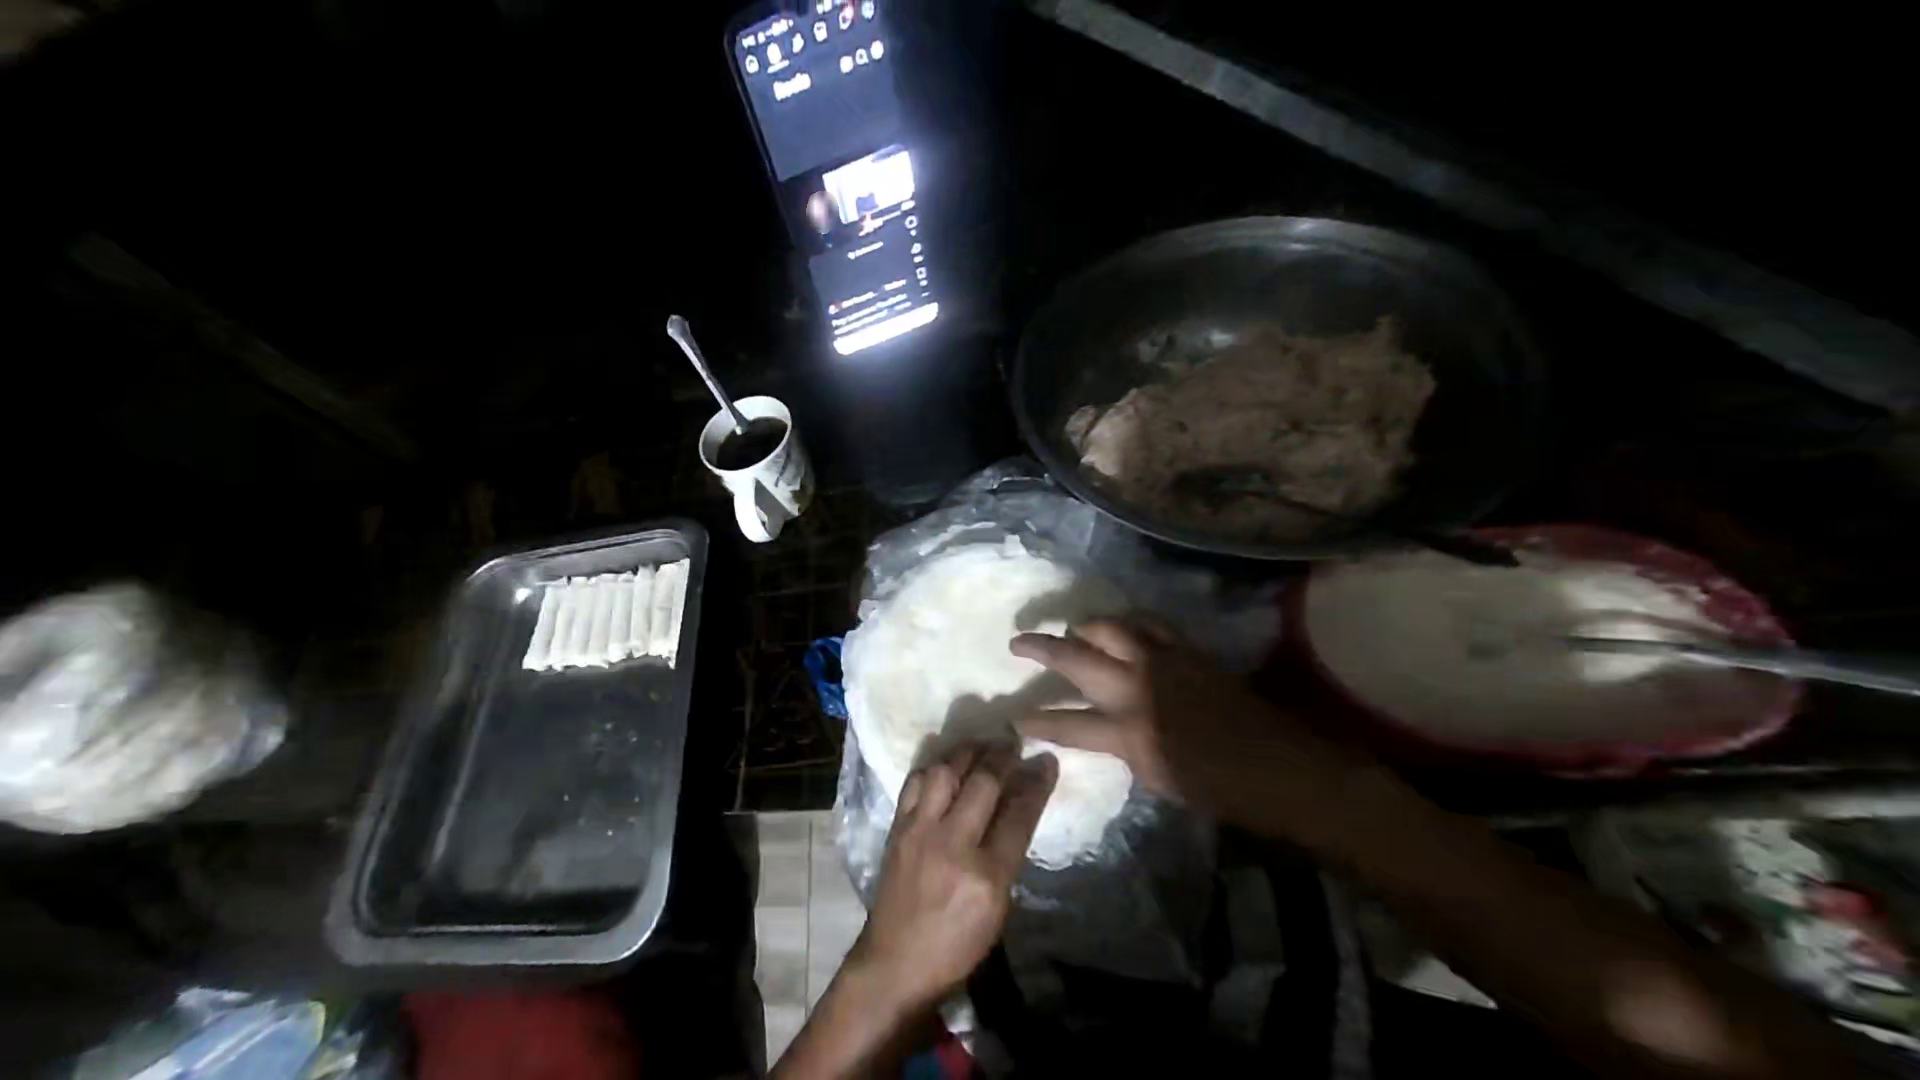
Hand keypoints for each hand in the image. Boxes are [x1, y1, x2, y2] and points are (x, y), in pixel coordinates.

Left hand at [845, 741, 1057, 1009]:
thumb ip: (1008, 854)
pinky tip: (947, 761)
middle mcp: (951, 845)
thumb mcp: (997, 909)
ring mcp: (919, 832)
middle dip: (1003, 756)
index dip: (1036, 783)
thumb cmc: (955, 946)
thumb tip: (1019, 807)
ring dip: (968, 752)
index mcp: (986, 876)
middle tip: (1015, 742)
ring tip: (982, 744)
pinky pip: (916, 782)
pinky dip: (934, 766)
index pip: (1018, 815)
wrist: (894, 964)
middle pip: (982, 783)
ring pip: (946, 772)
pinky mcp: (897, 828)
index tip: (1047, 761)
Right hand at [1010, 619, 1366, 843]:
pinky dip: (1128, 621)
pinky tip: (1122, 625)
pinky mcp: (1187, 649)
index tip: (1014, 718)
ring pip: (1110, 627)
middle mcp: (1138, 688)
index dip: (1037, 722)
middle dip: (1042, 648)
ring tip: (1073, 631)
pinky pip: (1149, 622)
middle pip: (1077, 658)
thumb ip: (1122, 747)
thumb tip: (1103, 728)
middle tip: (1019, 641)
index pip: (1068, 724)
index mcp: (1130, 732)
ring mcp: (1163, 661)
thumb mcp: (1156, 777)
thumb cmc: (1216, 788)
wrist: (1278, 768)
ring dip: (1085, 627)